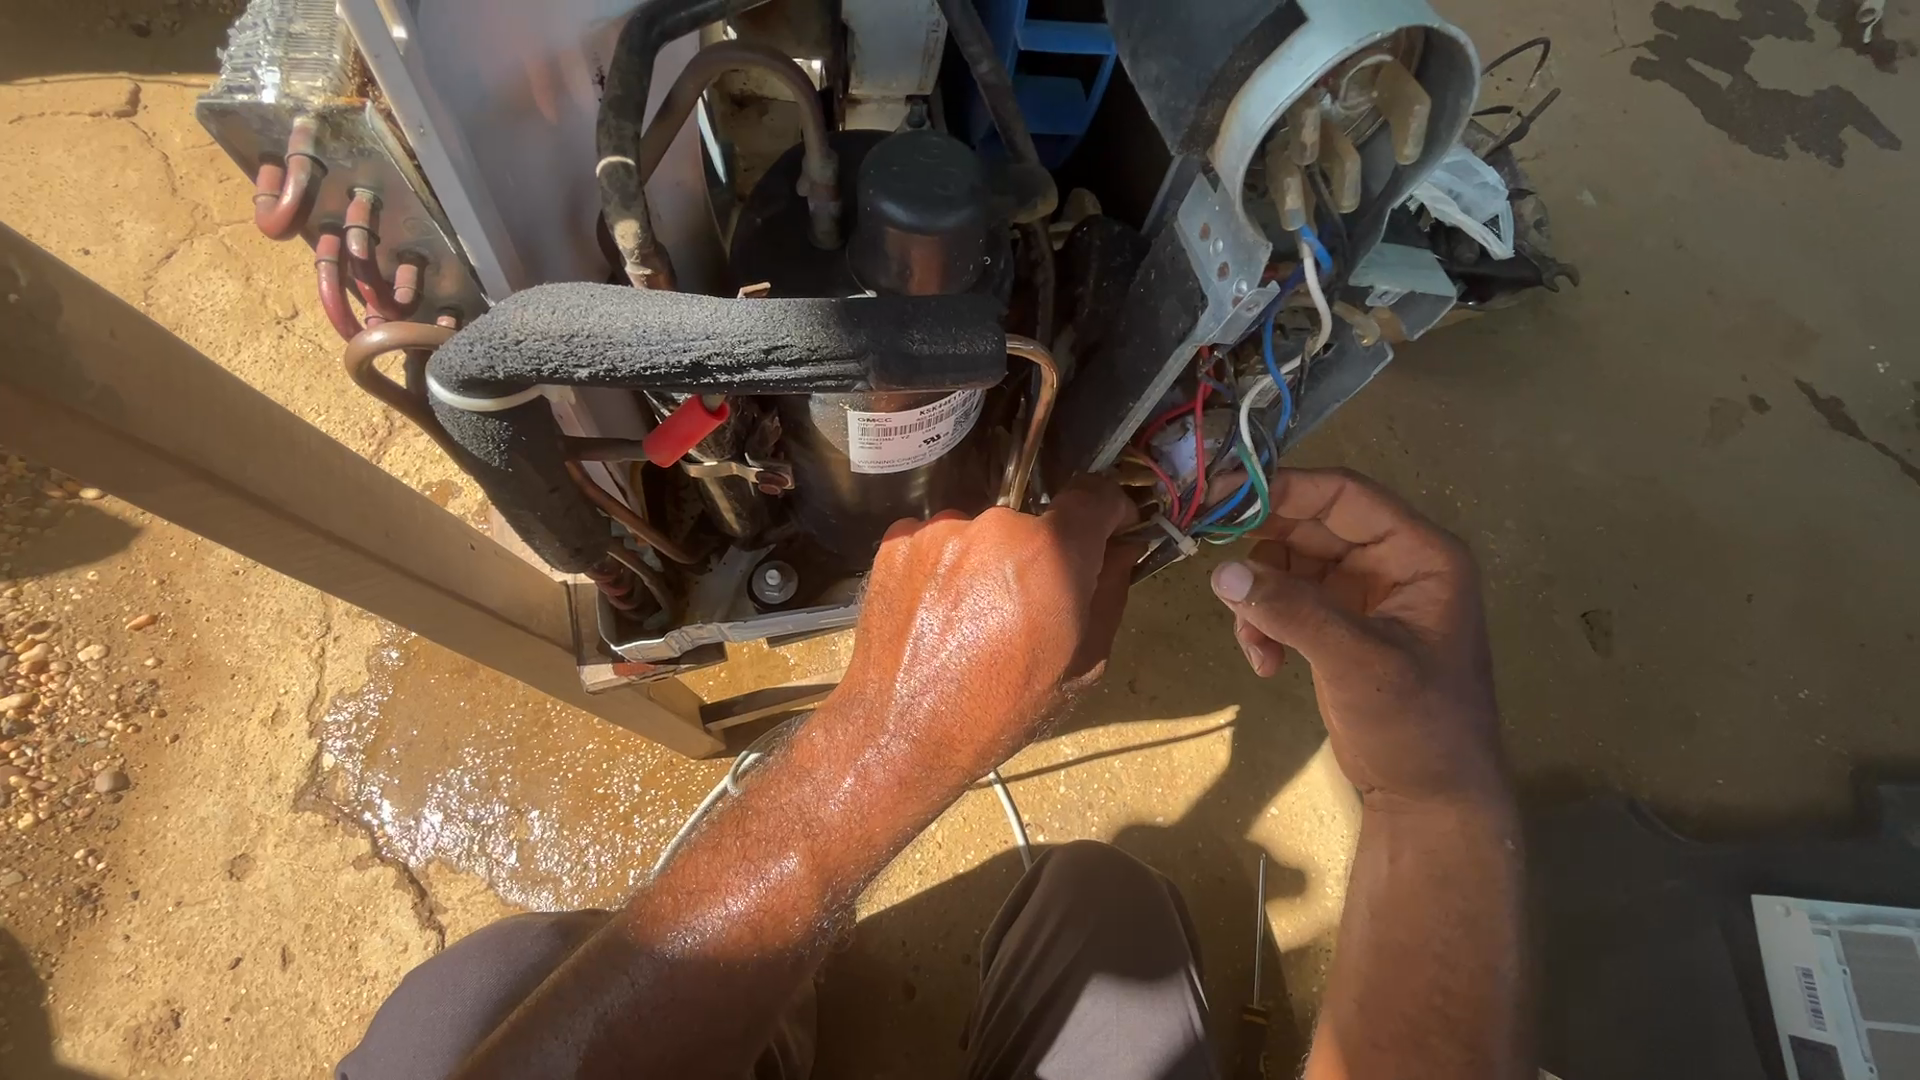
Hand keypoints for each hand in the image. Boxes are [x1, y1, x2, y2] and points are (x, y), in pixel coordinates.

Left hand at [835, 476, 1140, 777]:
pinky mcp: (896, 541)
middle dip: (1039, 552)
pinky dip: (944, 565)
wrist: (903, 730)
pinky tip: (937, 610)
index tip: (1108, 529)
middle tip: (1026, 602)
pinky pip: (937, 540)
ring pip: (981, 530)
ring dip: (986, 558)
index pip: (1094, 495)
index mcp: (1050, 551)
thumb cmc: (1003, 708)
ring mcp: (939, 528)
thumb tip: (1120, 547)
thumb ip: (1110, 592)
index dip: (1109, 509)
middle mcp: (994, 525)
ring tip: (971, 613)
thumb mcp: (1083, 663)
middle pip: (1032, 520)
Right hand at [1209, 468, 1505, 806]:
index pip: (1343, 496)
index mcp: (1419, 555)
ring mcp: (1360, 596)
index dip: (1283, 488)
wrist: (1429, 800)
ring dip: (1258, 600)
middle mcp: (1390, 564)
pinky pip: (1283, 602)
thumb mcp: (1358, 663)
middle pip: (1306, 528)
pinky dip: (1263, 626)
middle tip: (1216, 569)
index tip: (1222, 495)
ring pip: (1286, 566)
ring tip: (1254, 643)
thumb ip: (1292, 612)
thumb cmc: (1417, 726)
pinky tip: (1266, 664)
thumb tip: (1222, 572)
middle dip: (1261, 554)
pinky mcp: (1335, 625)